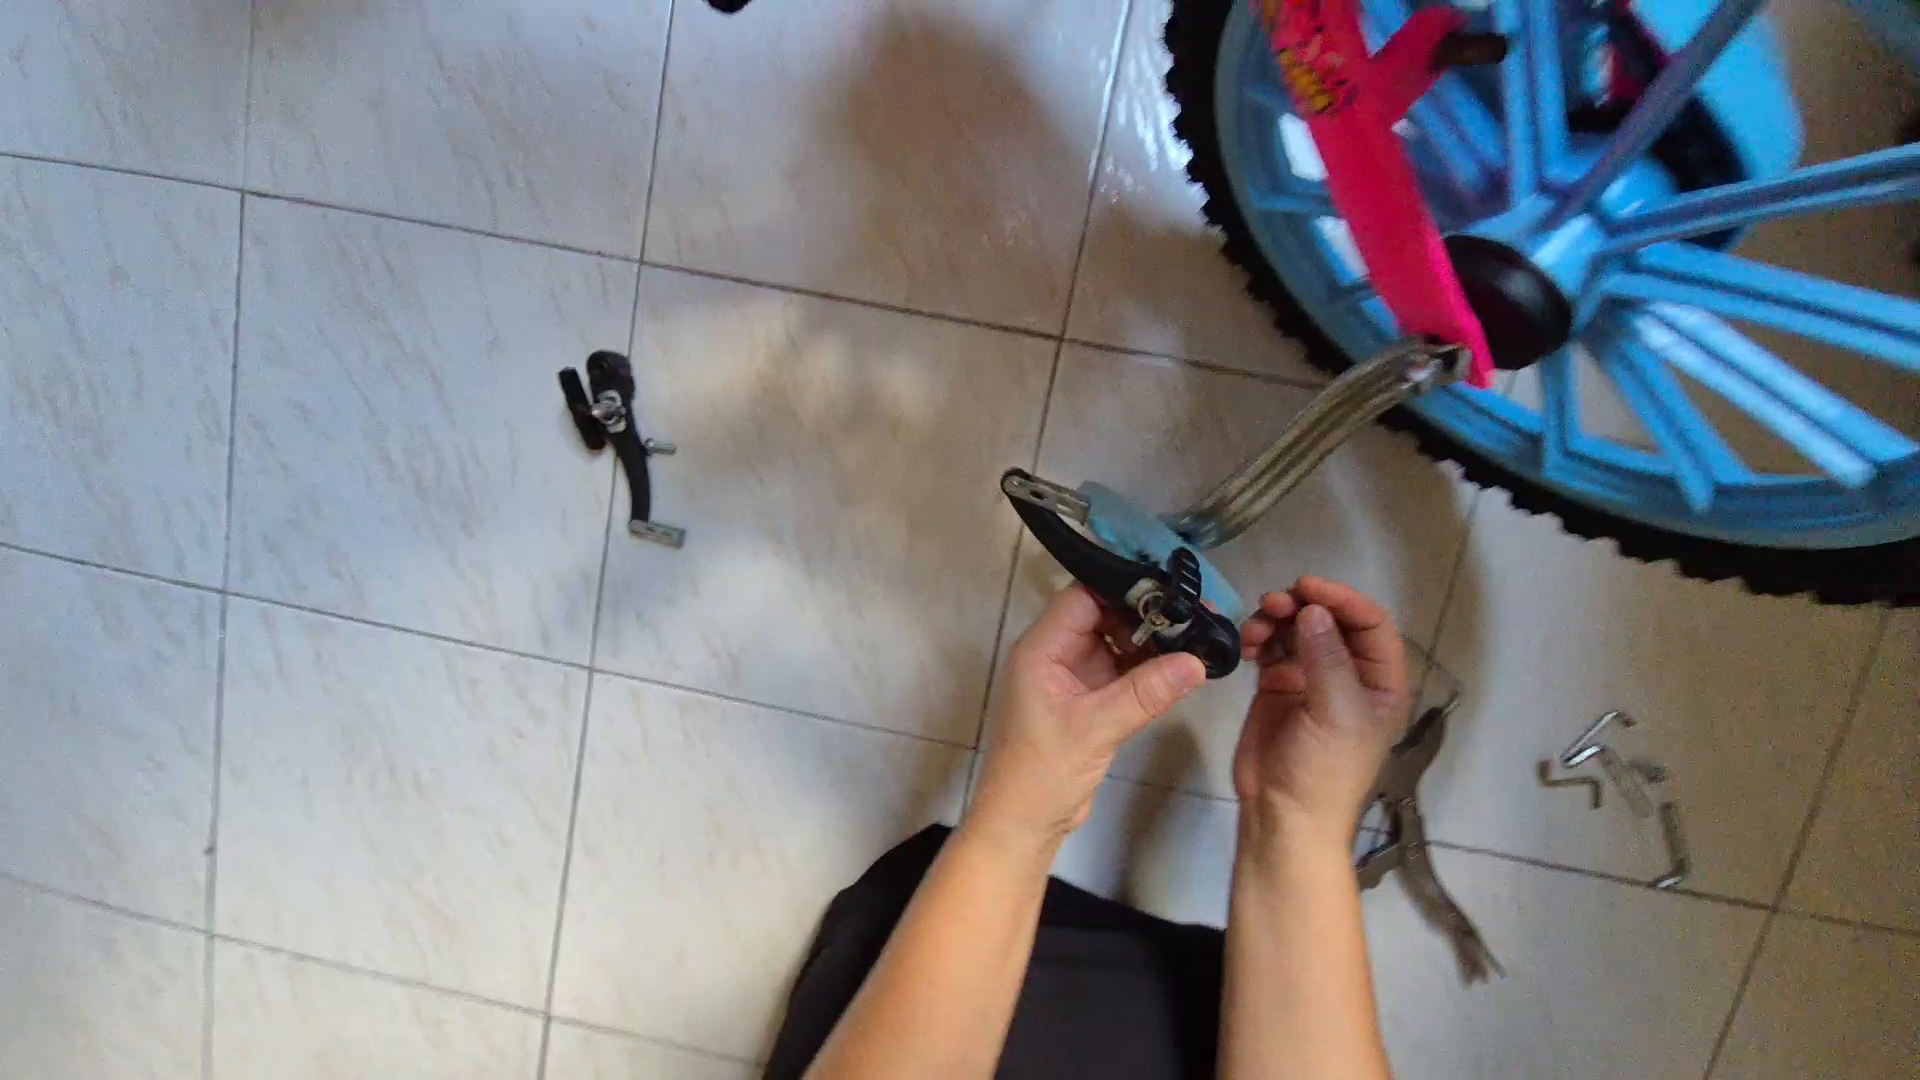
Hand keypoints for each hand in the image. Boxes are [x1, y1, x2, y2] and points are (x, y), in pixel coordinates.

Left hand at [969, 585, 1207, 848]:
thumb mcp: (1095, 729)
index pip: (1082, 598)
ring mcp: (1073, 677)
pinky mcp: (1088, 700)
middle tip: (1196, 612)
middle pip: (1102, 616)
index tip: (1170, 590)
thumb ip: (1145, 693)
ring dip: (1151, 641)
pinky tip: (1182, 665)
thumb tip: (1196, 662)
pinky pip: (1121, 671)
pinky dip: (1148, 668)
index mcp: (1042, 648)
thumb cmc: (1043, 771)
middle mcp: (1056, 654)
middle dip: (1146, 614)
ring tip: (1198, 633)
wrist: (1025, 822)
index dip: (1123, 589)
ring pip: (1115, 643)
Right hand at [1232, 577, 1410, 848]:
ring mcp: (1310, 678)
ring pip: (1296, 629)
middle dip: (1302, 605)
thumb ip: (1325, 658)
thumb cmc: (1324, 770)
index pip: (1370, 624)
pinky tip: (1246, 646)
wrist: (1282, 814)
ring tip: (1254, 627)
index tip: (1306, 587)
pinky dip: (1258, 638)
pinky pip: (1270, 647)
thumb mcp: (1335, 713)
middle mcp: (1348, 674)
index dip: (1342, 599)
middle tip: (1272, 603)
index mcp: (1379, 682)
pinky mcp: (1277, 685)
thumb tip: (1312, 610)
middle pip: (1329, 620)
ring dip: (1275, 619)